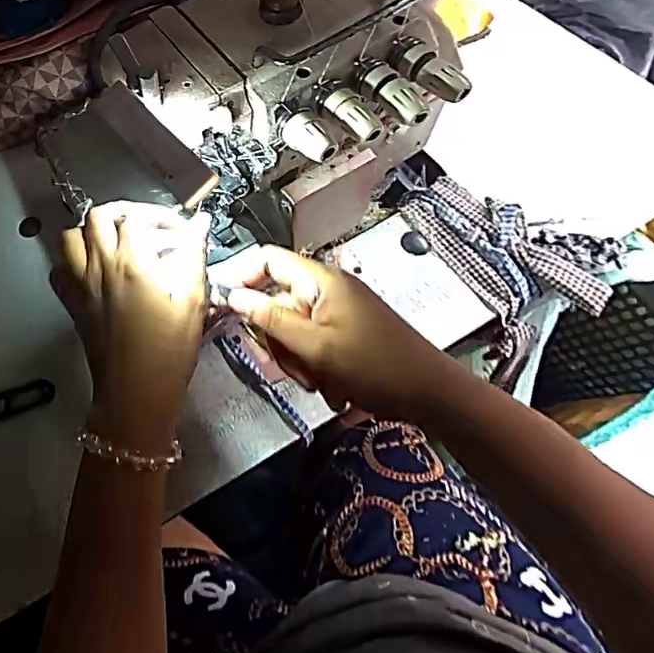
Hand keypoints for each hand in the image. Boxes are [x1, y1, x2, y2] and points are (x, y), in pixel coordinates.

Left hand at [50, 202, 209, 453]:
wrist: (137, 393)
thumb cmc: (169, 349)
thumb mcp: (193, 297)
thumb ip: (194, 254)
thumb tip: (200, 225)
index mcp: (132, 261)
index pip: (136, 217)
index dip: (159, 216)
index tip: (177, 231)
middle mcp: (101, 267)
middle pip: (99, 216)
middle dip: (123, 213)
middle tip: (144, 225)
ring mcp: (82, 285)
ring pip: (71, 237)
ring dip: (91, 231)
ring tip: (115, 240)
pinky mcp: (74, 305)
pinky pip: (60, 270)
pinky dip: (72, 262)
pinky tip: (93, 269)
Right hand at [212, 245, 462, 418]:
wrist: (430, 393)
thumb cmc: (377, 366)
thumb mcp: (316, 346)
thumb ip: (271, 319)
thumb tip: (234, 297)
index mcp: (321, 279)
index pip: (267, 259)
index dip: (241, 276)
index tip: (224, 303)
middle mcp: (327, 288)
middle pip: (276, 299)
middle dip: (276, 335)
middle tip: (289, 362)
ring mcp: (337, 309)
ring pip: (291, 326)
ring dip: (296, 357)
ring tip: (318, 379)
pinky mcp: (345, 330)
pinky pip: (311, 341)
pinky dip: (314, 363)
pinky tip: (331, 383)